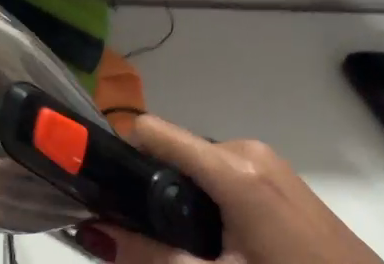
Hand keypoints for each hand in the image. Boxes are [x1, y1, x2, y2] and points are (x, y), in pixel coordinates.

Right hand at [71, 116, 383, 263]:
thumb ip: (149, 255)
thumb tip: (92, 231)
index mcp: (232, 167)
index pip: (149, 131)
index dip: (122, 159)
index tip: (111, 196)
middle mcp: (249, 151)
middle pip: (173, 154)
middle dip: (155, 192)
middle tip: (154, 242)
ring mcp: (275, 168)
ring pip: (200, 170)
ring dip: (185, 203)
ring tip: (196, 253)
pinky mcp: (292, 188)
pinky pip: (230, 181)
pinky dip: (214, 208)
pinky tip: (229, 251)